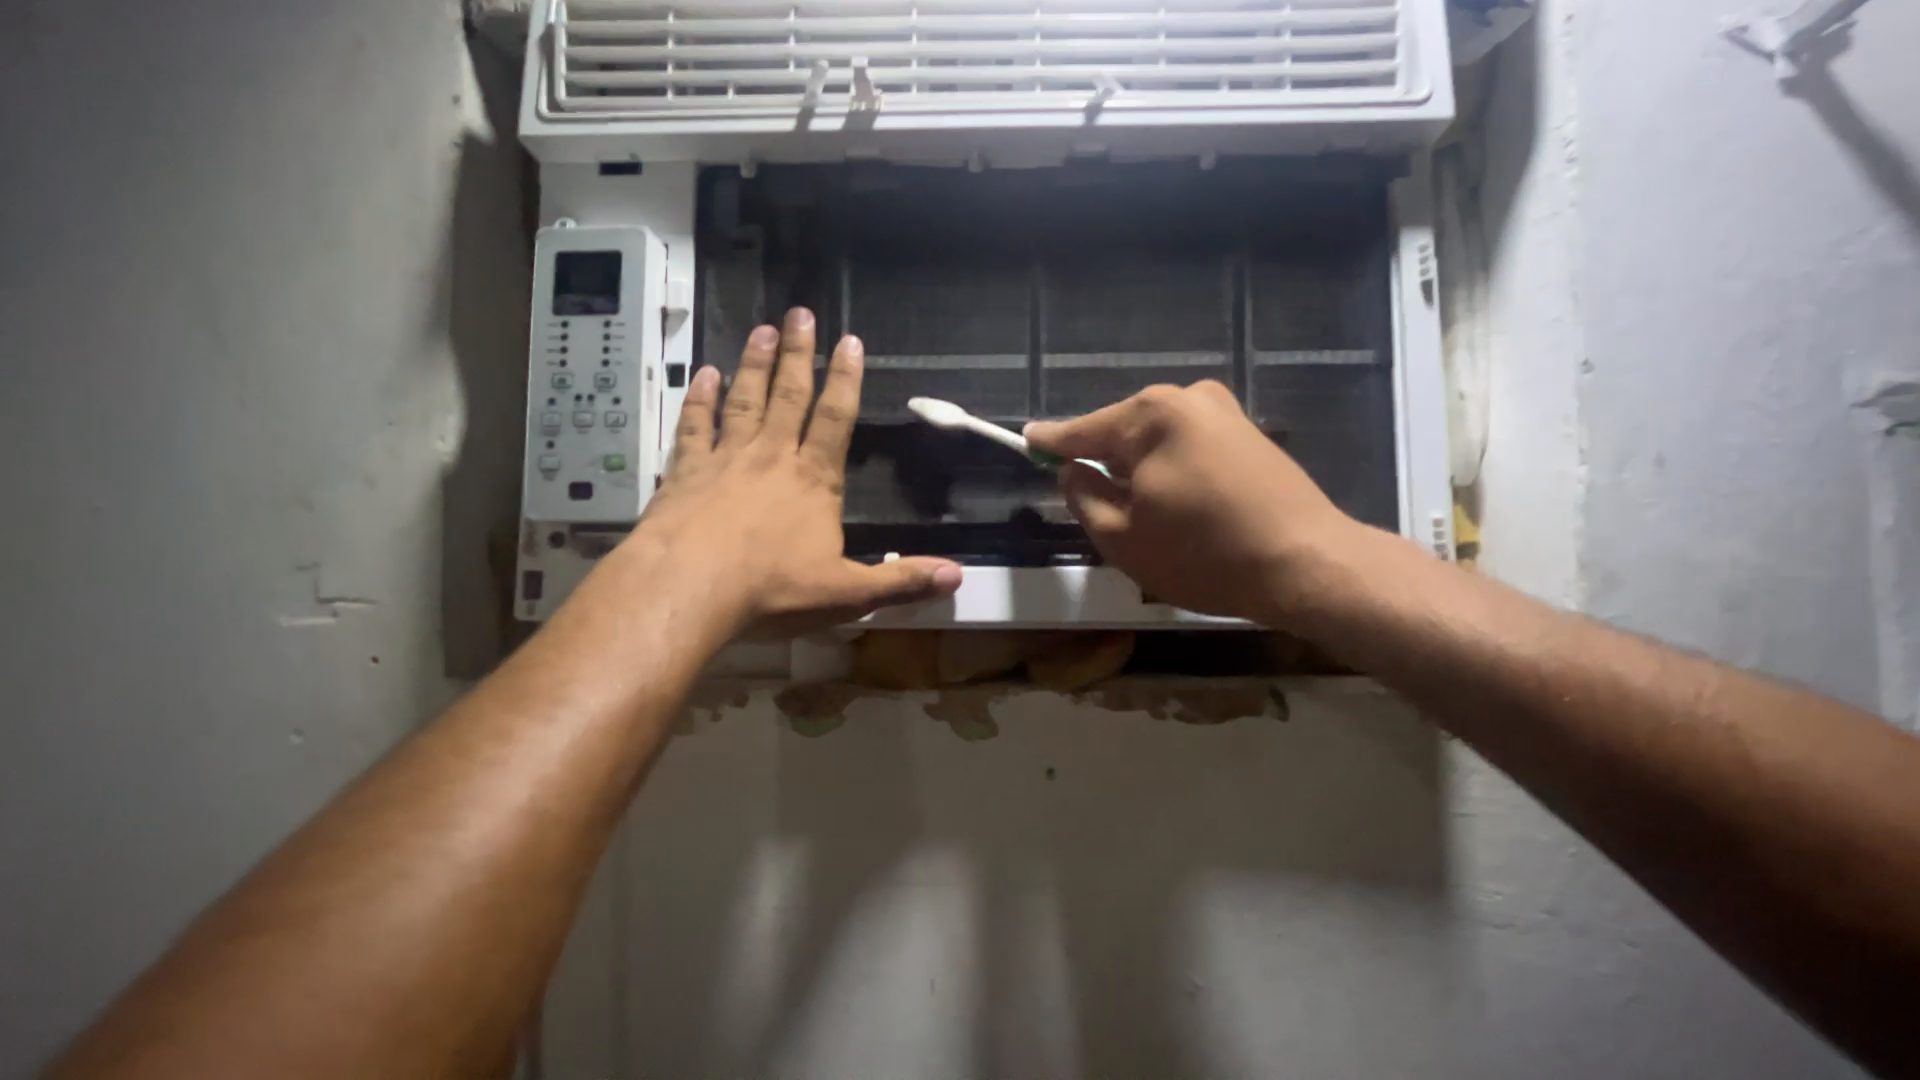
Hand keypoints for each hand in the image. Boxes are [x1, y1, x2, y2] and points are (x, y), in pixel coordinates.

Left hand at [622, 308, 962, 638]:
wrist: (689, 588)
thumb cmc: (771, 590)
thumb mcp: (847, 594)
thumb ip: (900, 582)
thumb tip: (957, 575)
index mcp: (814, 481)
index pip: (835, 419)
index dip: (845, 380)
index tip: (848, 341)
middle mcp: (771, 458)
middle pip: (788, 396)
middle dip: (798, 354)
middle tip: (800, 314)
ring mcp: (725, 460)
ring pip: (744, 401)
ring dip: (754, 365)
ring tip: (761, 330)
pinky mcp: (685, 472)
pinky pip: (695, 426)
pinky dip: (700, 399)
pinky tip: (704, 375)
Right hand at [1025, 381, 1362, 623]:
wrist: (1305, 564)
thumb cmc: (1203, 555)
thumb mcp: (1123, 537)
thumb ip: (1084, 497)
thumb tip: (1071, 471)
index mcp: (1149, 415)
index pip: (1084, 430)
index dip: (1051, 442)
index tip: (1026, 440)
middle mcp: (1186, 397)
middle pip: (1122, 430)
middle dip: (1103, 461)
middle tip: (1087, 497)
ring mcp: (1223, 411)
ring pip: (1157, 439)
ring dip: (1139, 468)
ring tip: (1137, 512)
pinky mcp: (1248, 432)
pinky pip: (1188, 445)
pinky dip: (1171, 468)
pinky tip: (1175, 504)